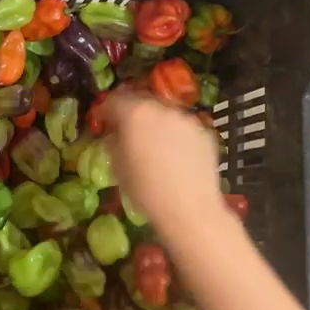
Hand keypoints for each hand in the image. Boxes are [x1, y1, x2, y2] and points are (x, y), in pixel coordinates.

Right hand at [102, 94, 225, 234]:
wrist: (190, 209)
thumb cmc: (145, 189)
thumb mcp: (117, 167)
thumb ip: (114, 143)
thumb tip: (115, 135)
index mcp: (135, 114)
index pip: (115, 100)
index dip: (106, 109)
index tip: (103, 121)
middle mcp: (162, 109)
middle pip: (142, 102)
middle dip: (133, 113)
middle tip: (128, 130)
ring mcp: (187, 119)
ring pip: (166, 114)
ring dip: (156, 123)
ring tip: (154, 144)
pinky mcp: (205, 133)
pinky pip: (184, 128)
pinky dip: (176, 135)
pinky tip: (175, 155)